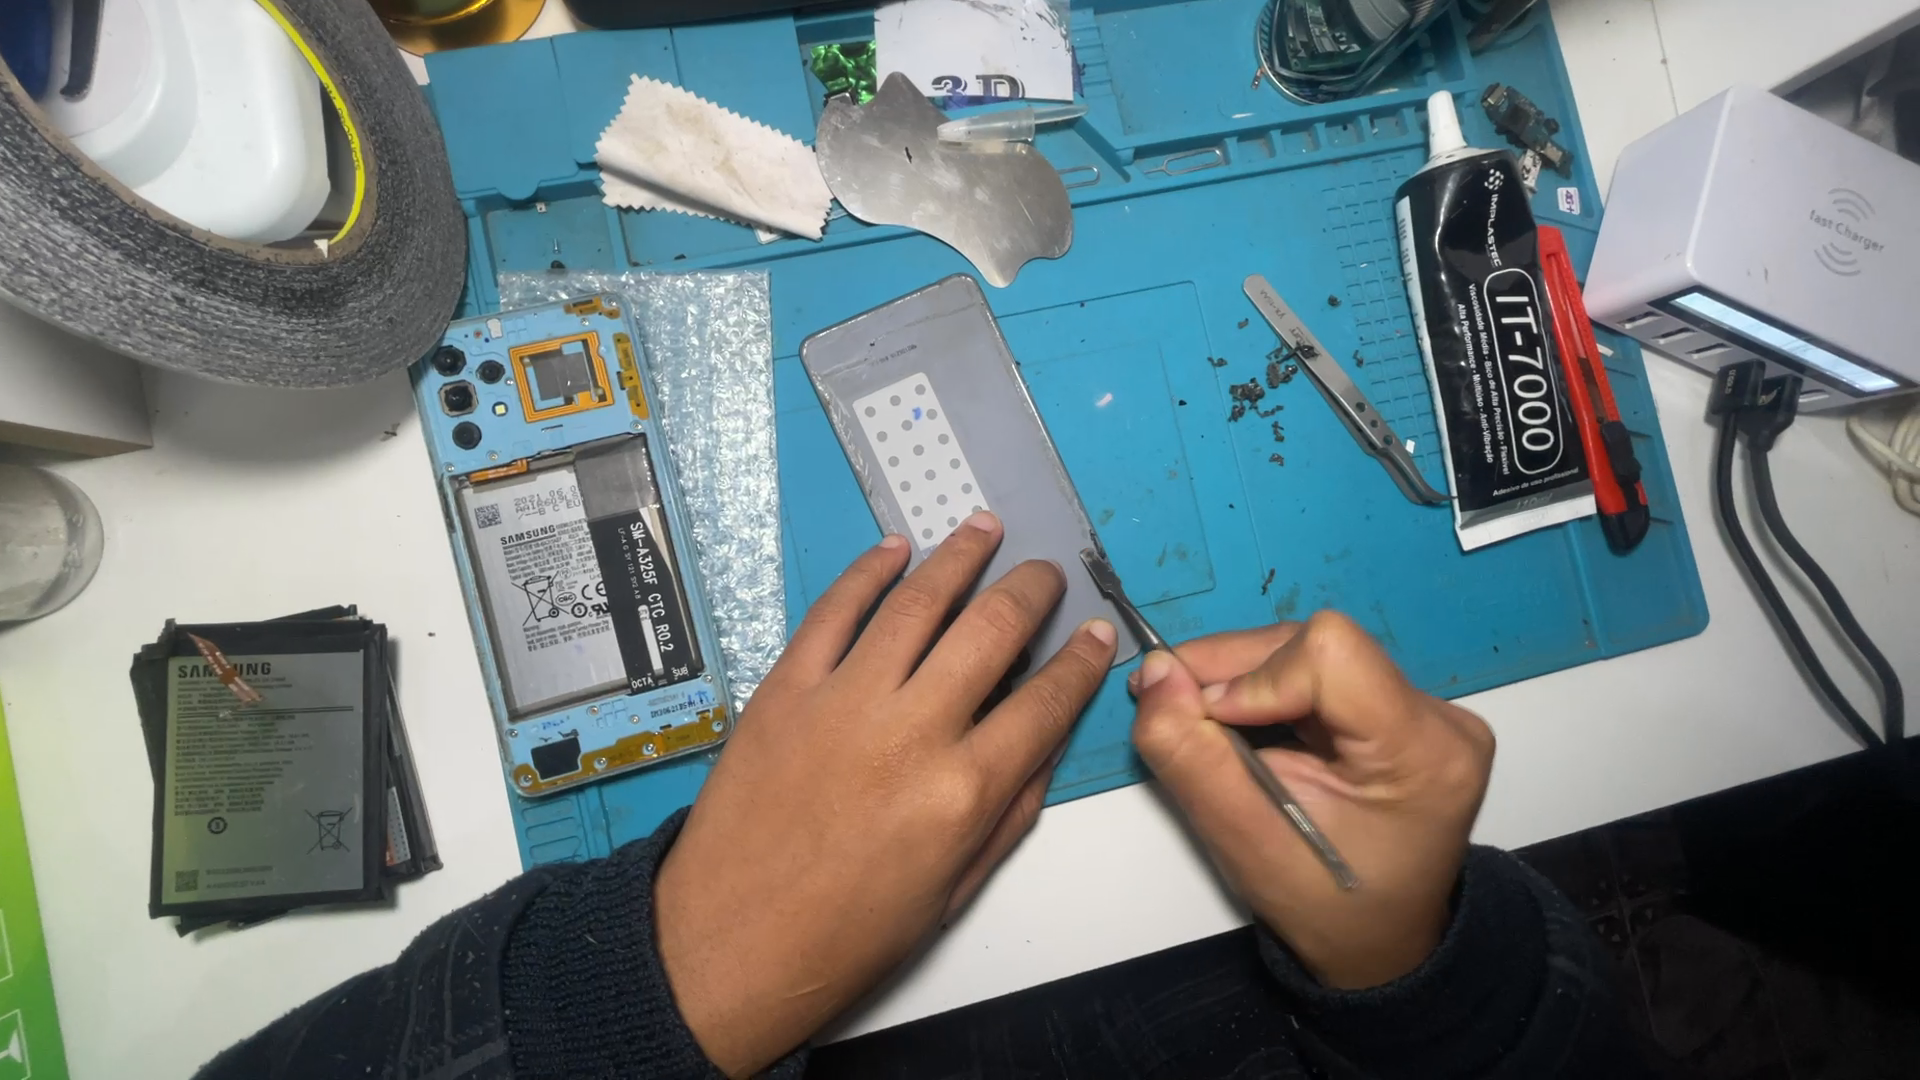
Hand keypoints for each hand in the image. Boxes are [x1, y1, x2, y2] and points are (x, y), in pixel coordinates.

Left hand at [654, 513, 1117, 1076]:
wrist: (725, 948)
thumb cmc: (849, 934)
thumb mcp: (955, 890)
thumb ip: (1012, 809)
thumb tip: (1046, 735)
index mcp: (963, 792)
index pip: (1046, 702)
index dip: (1082, 661)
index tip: (1097, 631)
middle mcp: (912, 730)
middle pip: (991, 630)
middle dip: (1031, 590)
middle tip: (1045, 572)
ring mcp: (843, 699)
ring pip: (917, 603)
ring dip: (959, 556)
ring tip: (984, 527)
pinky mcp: (786, 687)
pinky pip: (833, 612)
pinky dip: (866, 572)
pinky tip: (895, 548)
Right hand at [1130, 612, 1493, 988]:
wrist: (1375, 942)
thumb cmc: (1317, 904)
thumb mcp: (1238, 839)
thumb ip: (1187, 752)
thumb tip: (1156, 668)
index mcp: (1419, 751)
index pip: (1330, 654)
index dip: (1253, 675)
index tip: (1207, 720)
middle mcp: (1434, 714)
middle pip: (1306, 643)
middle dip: (1227, 670)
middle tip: (1171, 703)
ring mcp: (1419, 705)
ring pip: (1300, 647)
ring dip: (1234, 674)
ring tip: (1197, 716)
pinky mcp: (1393, 704)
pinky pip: (1306, 665)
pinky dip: (1253, 683)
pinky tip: (1232, 717)